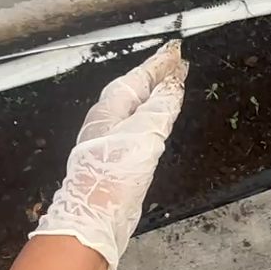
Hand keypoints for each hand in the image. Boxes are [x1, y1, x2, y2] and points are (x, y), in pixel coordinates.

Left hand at [31, 40, 187, 269]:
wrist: (93, 217)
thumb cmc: (112, 175)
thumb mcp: (143, 133)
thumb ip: (160, 107)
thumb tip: (173, 84)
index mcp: (110, 108)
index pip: (138, 76)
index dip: (158, 64)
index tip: (174, 52)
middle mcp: (108, 120)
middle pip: (135, 89)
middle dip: (156, 75)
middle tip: (176, 63)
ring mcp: (111, 139)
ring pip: (136, 107)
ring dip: (154, 94)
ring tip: (171, 85)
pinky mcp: (118, 157)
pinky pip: (138, 125)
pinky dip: (152, 115)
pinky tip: (158, 120)